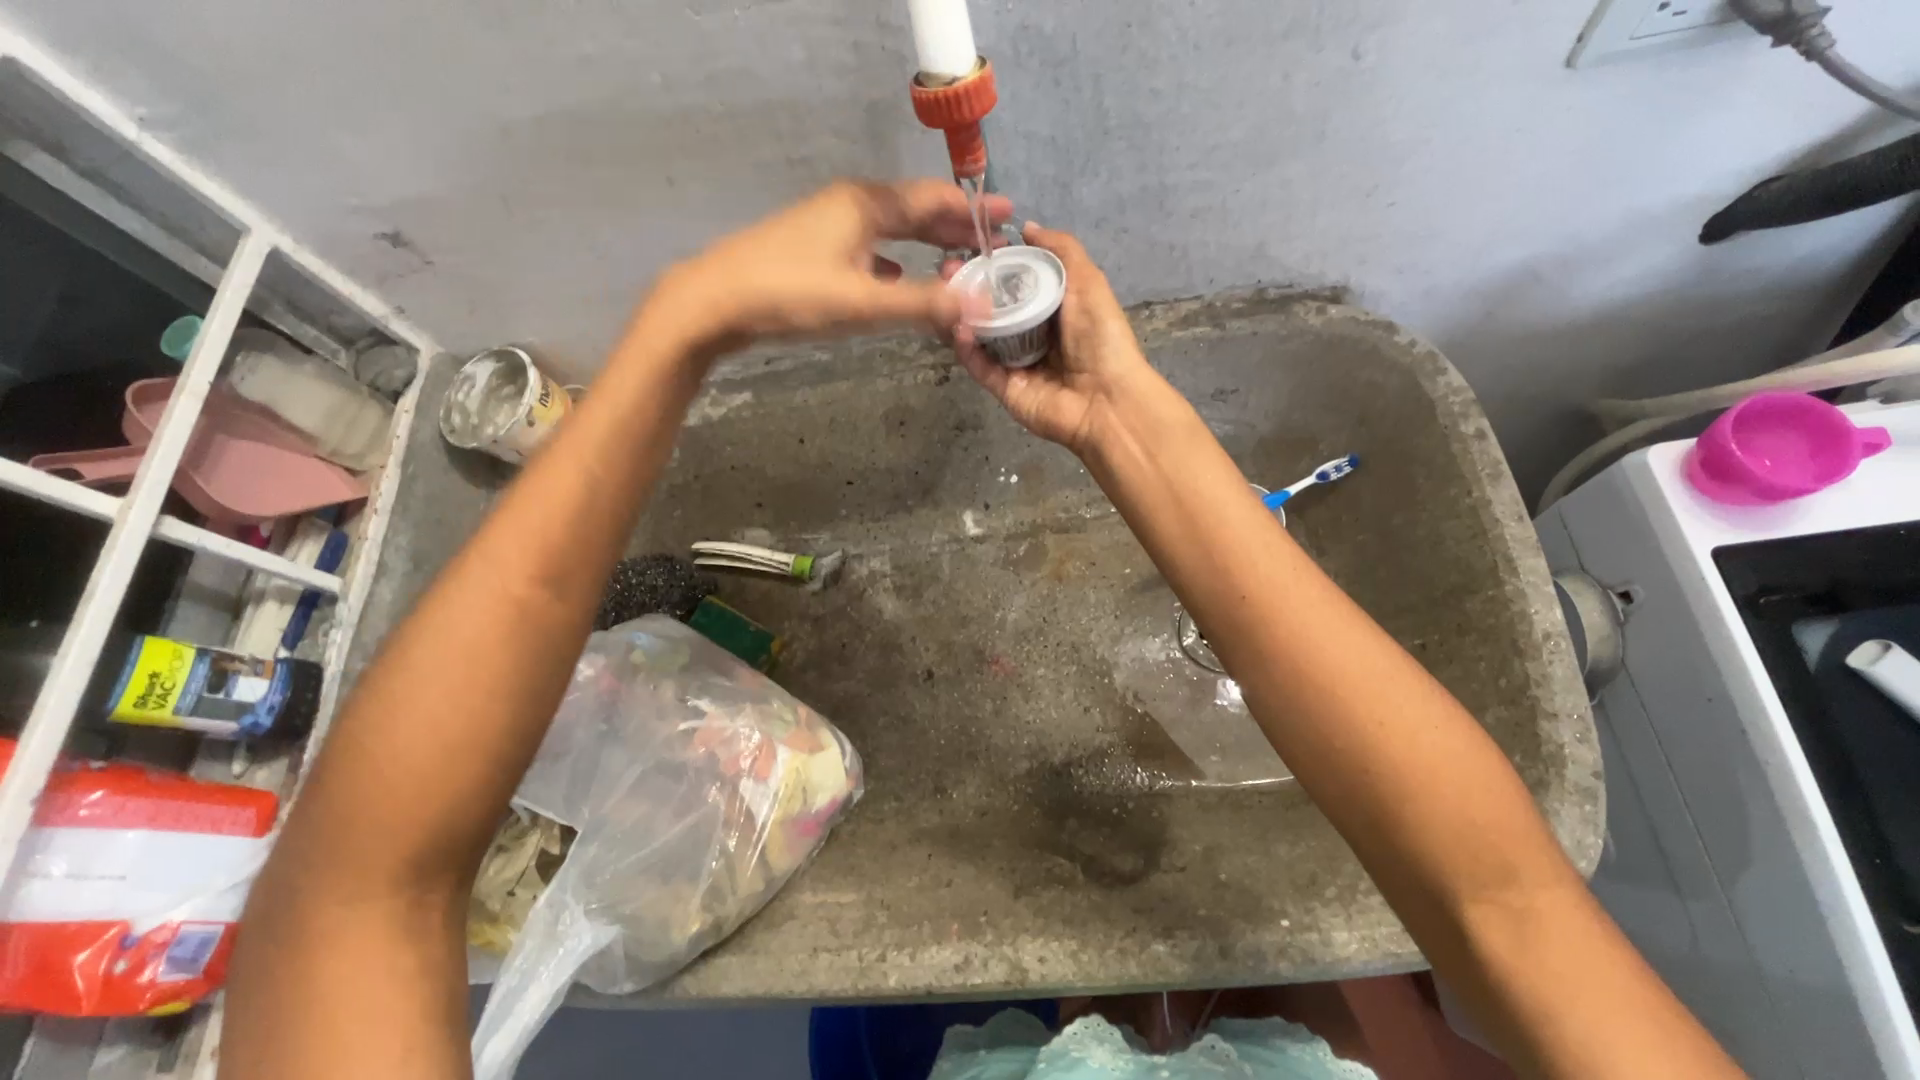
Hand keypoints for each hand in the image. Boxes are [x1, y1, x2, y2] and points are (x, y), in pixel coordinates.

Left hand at [646, 179, 1010, 354]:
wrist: (713, 301)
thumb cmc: (791, 295)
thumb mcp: (864, 303)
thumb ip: (923, 305)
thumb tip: (980, 310)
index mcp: (867, 205)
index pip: (933, 200)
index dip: (972, 210)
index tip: (1007, 216)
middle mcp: (851, 205)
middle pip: (914, 210)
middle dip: (953, 225)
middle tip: (990, 239)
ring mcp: (829, 224)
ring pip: (891, 228)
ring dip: (925, 243)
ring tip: (955, 259)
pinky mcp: (814, 247)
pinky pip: (869, 245)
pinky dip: (894, 258)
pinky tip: (897, 276)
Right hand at [947, 223, 1157, 453]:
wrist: (1106, 399)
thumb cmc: (1100, 337)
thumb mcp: (1087, 281)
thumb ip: (1060, 251)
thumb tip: (1027, 228)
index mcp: (1054, 308)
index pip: (1015, 282)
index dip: (993, 264)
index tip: (969, 246)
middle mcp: (1032, 334)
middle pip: (993, 307)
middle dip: (968, 287)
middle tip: (946, 268)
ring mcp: (1015, 363)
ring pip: (980, 335)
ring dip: (960, 314)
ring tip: (943, 292)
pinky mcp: (1003, 388)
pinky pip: (978, 365)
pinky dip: (965, 347)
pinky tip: (957, 327)